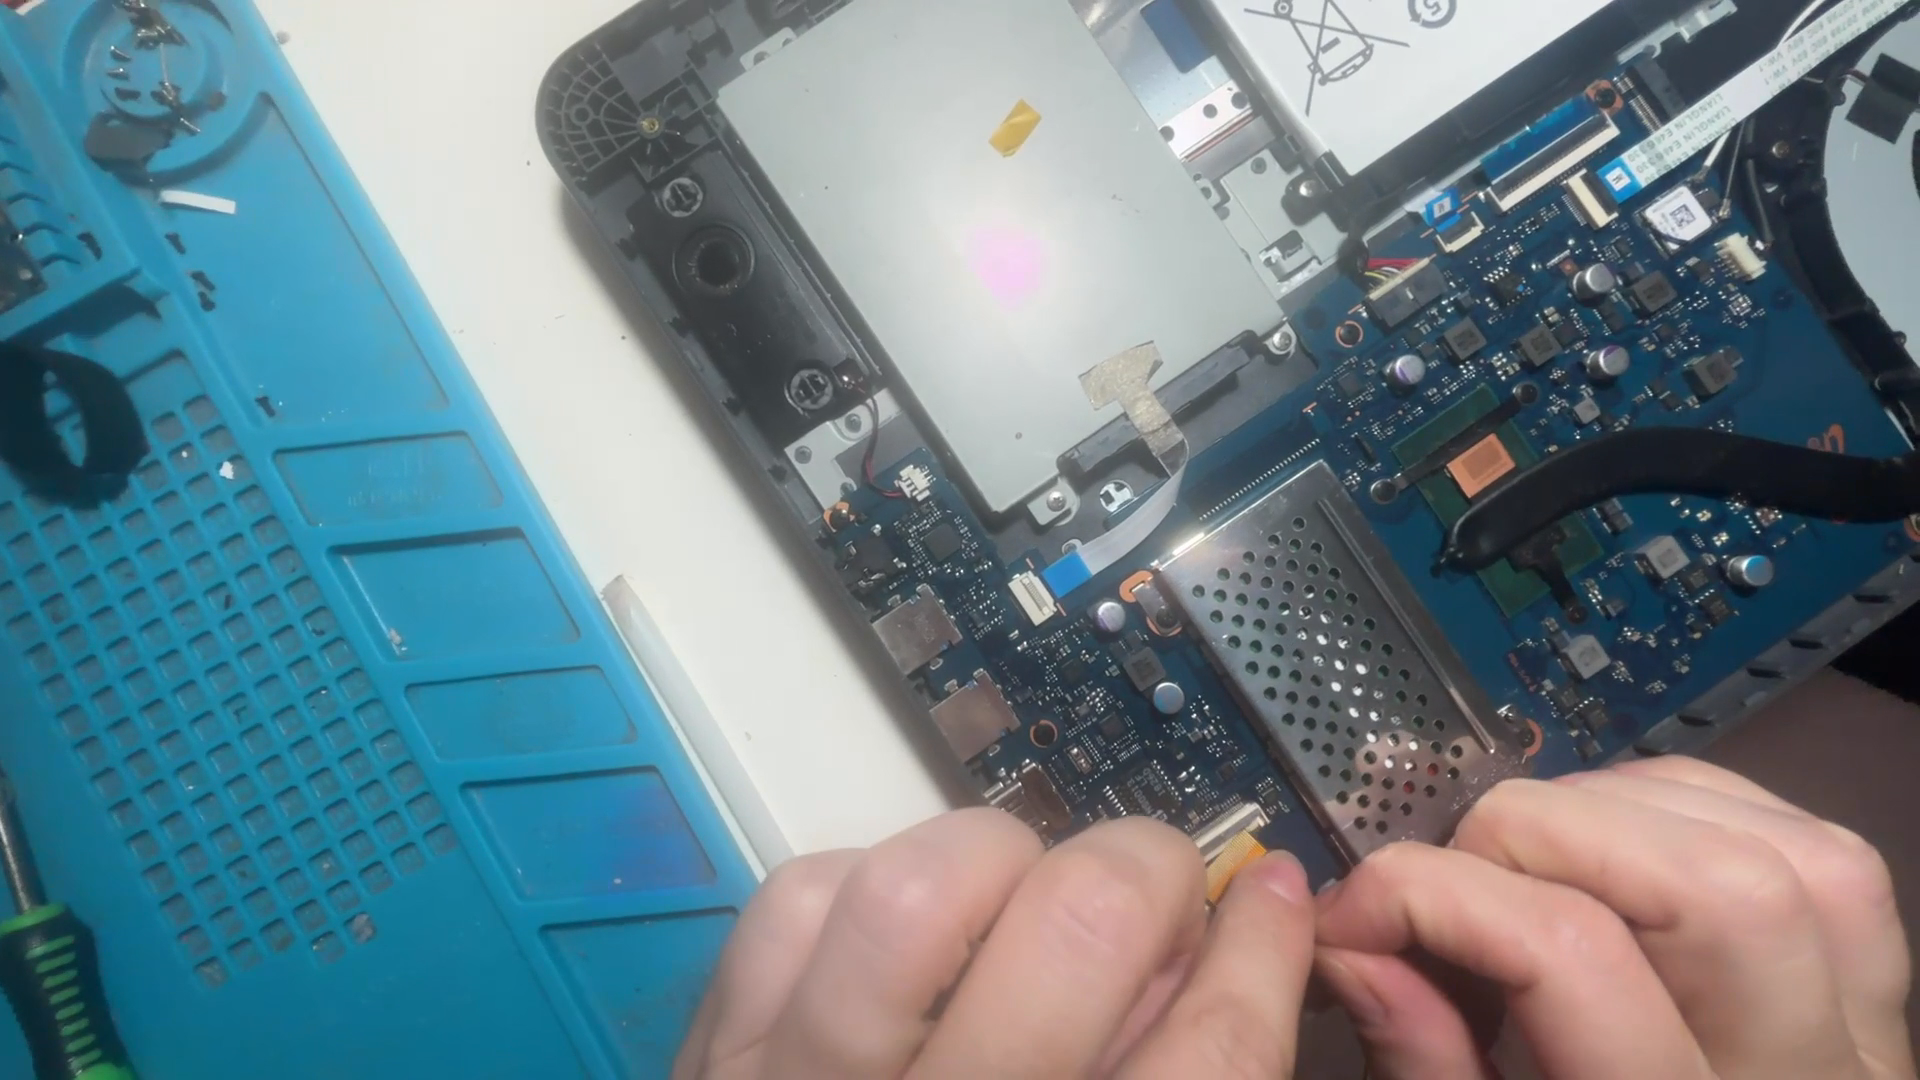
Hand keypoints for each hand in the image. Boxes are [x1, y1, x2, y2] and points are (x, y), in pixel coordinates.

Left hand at [673, 809, 1315, 1078]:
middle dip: (1142, 873)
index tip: (1271, 890)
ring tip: (1015, 901)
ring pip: (922, 884)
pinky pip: (805, 892)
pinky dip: (867, 880)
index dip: (1258, 957)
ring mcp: (802, 1074)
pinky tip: (900, 932)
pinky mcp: (723, 1029)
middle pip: (1071, 930)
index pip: (1209, 1061)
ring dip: (999, 860)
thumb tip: (1231, 929)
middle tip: (1148, 889)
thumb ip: (1170, 1065)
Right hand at [1315, 756, 1914, 1078]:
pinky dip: (1675, 810)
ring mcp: (1871, 1036)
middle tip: (1451, 878)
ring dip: (1611, 812)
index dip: (1421, 892)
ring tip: (1523, 857)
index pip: (1568, 951)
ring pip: (1781, 853)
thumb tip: (1349, 943)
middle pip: (1709, 884)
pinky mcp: (1878, 994)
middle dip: (1527, 834)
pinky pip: (1804, 840)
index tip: (1349, 911)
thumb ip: (1417, 1055)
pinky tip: (1603, 845)